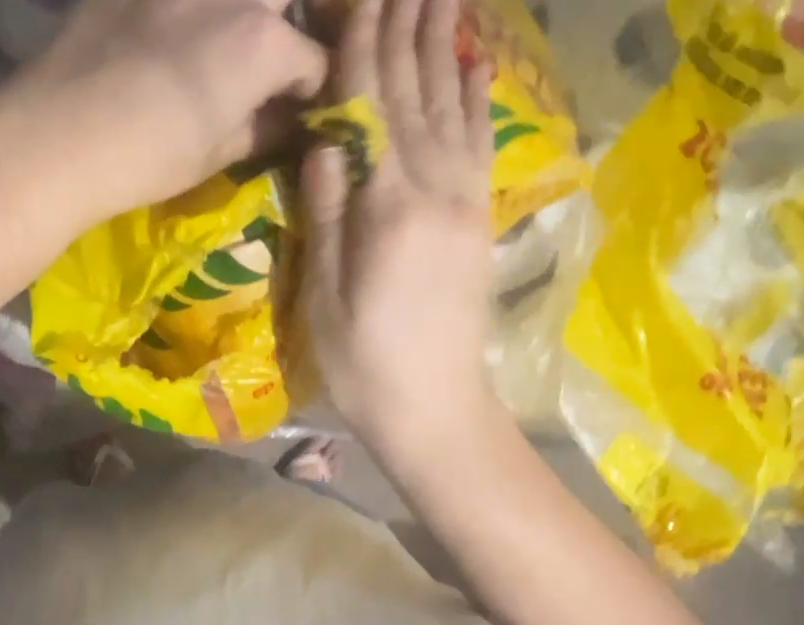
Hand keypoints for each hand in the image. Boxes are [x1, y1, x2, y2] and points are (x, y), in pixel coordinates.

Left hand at [13, 0, 327, 218]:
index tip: (297, 112)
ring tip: (215, 51)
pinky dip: (184, 13)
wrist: (60, 135)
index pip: (313, 62)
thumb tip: (285, 120)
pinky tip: (166, 39)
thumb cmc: (149, 158)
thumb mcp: (216, 155)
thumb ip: (262, 129)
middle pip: (280, 2)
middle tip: (261, 69)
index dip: (311, 92)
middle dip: (282, 30)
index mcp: (264, 43)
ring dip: (235, 17)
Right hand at [300, 0, 495, 448]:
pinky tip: (474, 63)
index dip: (364, 45)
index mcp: (387, 205)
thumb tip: (326, 139)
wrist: (435, 407)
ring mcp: (464, 201)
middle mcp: (434, 188)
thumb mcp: (325, 295)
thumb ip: (327, 212)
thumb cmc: (364, 362)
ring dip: (443, 45)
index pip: (372, 105)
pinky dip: (474, 97)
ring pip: (452, 106)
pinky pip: (477, 144)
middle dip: (407, 25)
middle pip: (417, 91)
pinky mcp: (478, 220)